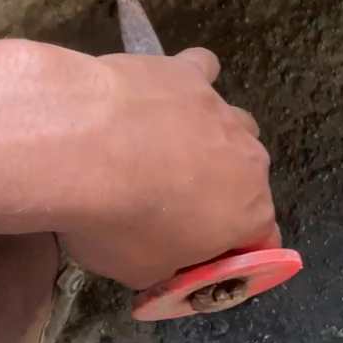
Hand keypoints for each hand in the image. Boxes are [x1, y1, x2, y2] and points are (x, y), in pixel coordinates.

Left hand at [56, 46, 278, 288]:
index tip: (203, 258)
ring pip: (234, 127)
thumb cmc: (117, 220)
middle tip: (174, 206)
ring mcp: (222, 113)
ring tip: (165, 147)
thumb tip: (163, 260)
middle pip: (250, 182)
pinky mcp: (188, 74)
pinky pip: (201, 71)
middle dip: (222, 194)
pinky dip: (189, 82)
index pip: (264, 242)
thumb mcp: (141, 271)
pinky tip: (164, 89)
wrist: (79, 146)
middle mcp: (251, 161)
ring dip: (212, 141)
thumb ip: (168, 266)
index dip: (236, 253)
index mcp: (251, 214)